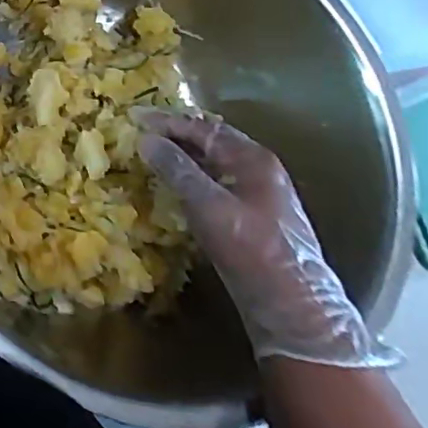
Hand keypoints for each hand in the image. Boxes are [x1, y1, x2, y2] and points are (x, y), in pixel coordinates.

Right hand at [132, 108, 397, 368]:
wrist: (294, 309)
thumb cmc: (254, 252)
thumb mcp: (210, 206)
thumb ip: (178, 170)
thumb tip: (146, 139)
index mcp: (253, 159)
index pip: (203, 128)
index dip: (167, 121)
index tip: (133, 117)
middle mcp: (258, 170)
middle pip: (210, 141)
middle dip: (173, 134)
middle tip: (138, 133)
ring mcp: (256, 194)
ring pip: (211, 163)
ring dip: (180, 156)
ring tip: (148, 154)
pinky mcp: (250, 217)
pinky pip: (213, 183)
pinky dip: (189, 177)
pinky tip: (171, 186)